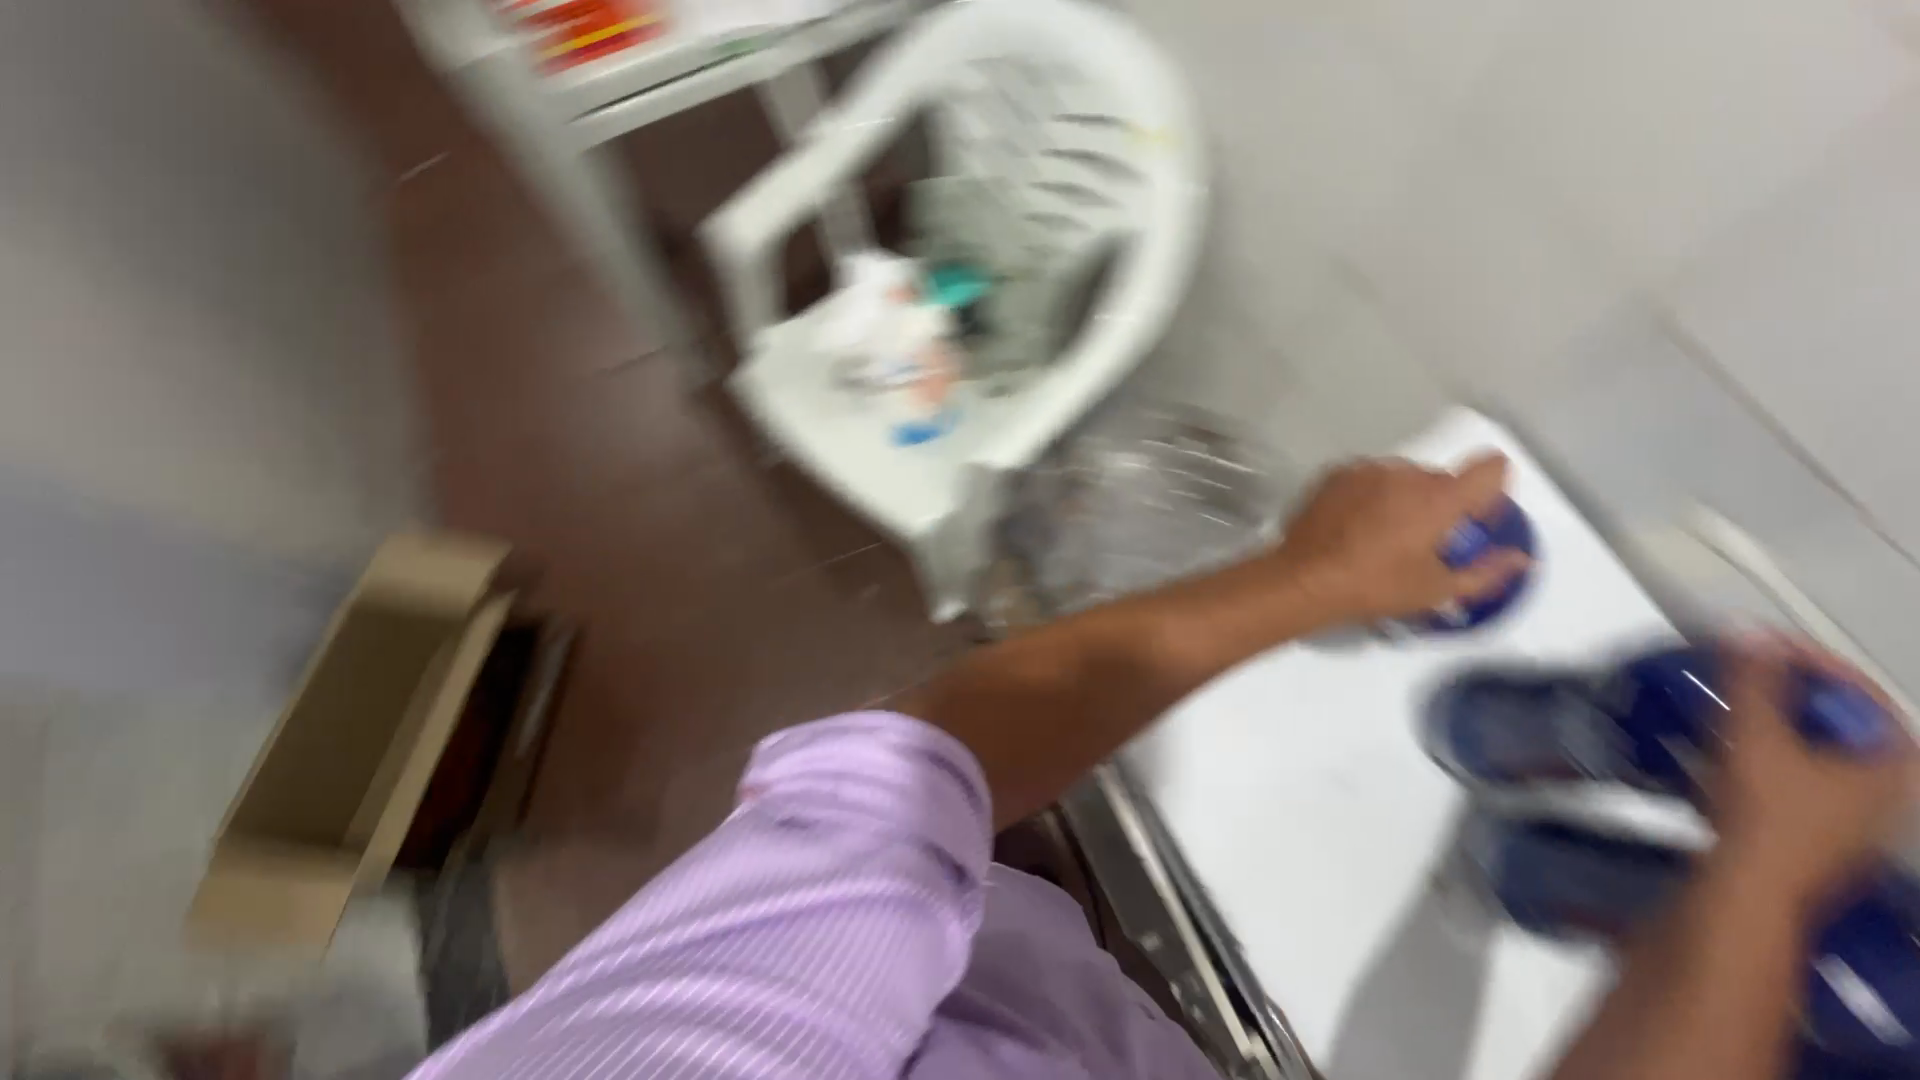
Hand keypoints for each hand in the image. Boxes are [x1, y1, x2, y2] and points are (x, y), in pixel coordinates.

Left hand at [1274, 454, 1531, 623]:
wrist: (1302, 579)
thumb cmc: (1374, 586)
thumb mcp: (1435, 589)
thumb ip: (1486, 572)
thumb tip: (1521, 559)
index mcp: (1438, 497)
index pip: (1491, 467)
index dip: (1490, 491)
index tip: (1474, 520)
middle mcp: (1405, 473)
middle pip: (1440, 479)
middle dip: (1440, 505)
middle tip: (1420, 542)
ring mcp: (1365, 470)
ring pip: (1401, 477)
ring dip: (1402, 498)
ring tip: (1381, 536)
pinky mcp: (1333, 474)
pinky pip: (1366, 479)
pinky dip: (1369, 496)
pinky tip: (1354, 526)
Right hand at [1708, 634, 1917, 913]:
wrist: (1750, 886)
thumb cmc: (1764, 811)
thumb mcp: (1753, 738)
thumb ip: (1752, 682)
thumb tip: (1747, 632)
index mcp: (1892, 764)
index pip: (1861, 692)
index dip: (1811, 660)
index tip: (1763, 644)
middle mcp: (1891, 791)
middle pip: (1843, 722)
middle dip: (1792, 693)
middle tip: (1747, 673)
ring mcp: (1860, 817)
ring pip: (1822, 752)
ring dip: (1779, 724)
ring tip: (1733, 708)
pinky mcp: (1825, 834)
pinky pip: (1805, 776)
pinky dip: (1773, 754)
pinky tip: (1733, 754)